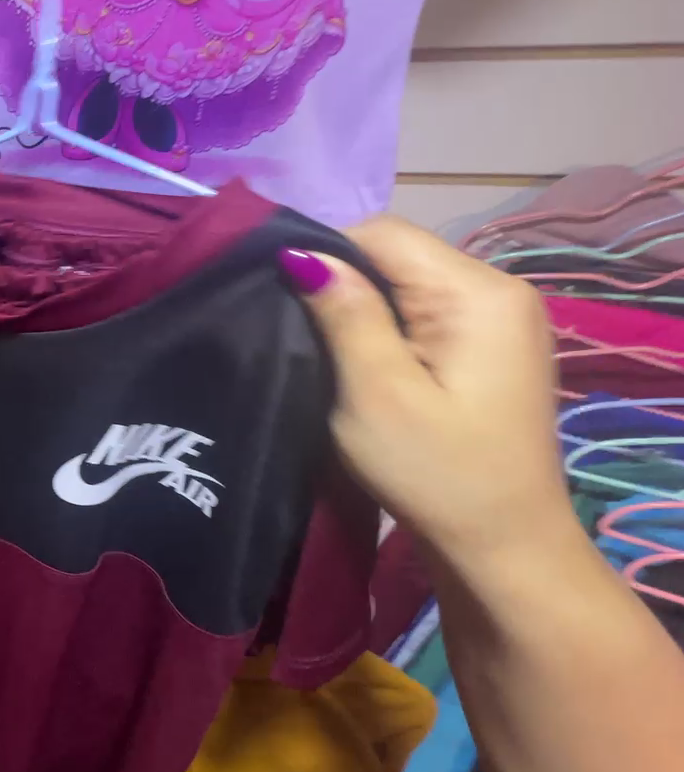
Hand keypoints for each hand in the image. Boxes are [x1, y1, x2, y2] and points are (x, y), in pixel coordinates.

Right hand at [280, 216, 576, 561]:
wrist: (498, 538)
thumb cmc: (432, 466)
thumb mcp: (375, 390)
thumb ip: (345, 315)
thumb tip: (301, 254)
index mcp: (475, 294)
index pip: (382, 232)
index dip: (321, 251)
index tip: (273, 294)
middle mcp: (495, 290)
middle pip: (393, 252)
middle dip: (335, 278)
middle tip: (287, 325)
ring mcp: (494, 318)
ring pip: (399, 279)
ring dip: (351, 302)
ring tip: (312, 342)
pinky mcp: (481, 344)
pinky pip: (414, 307)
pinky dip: (374, 321)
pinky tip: (350, 354)